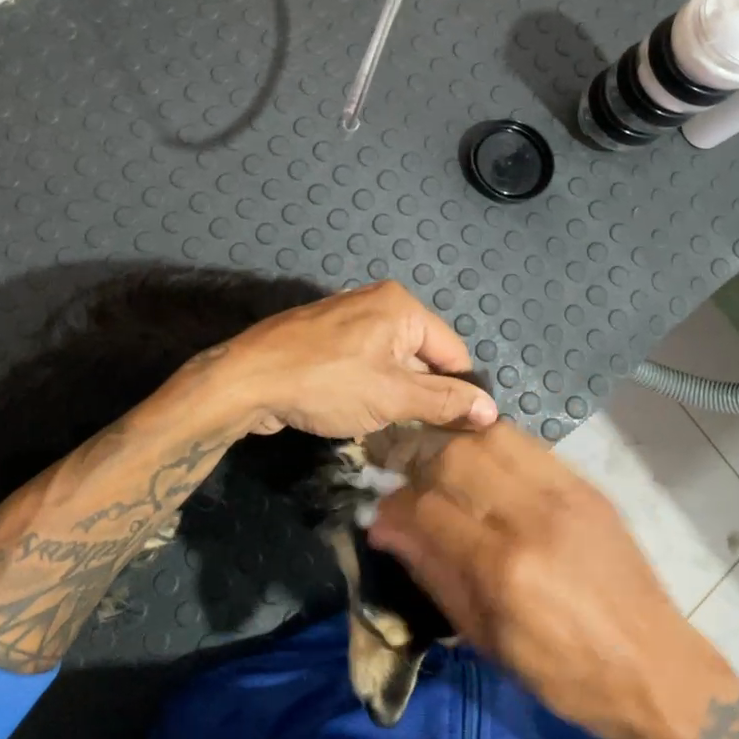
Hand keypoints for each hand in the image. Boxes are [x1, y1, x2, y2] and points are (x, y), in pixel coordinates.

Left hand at [180, 281, 498, 438]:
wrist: (247, 379)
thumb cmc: (327, 383)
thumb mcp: (392, 397)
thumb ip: (443, 402)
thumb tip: (491, 410)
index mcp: (400, 305)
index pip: (452, 352)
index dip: (458, 393)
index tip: (457, 431)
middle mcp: (376, 302)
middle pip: (420, 355)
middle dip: (421, 394)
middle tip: (420, 436)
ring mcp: (346, 318)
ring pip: (389, 363)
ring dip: (393, 395)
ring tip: (388, 429)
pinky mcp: (322, 337)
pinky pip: (361, 362)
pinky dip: (366, 387)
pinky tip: (357, 413)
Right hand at [366, 423, 738, 738]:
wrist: (655, 667)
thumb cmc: (565, 671)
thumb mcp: (487, 638)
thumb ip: (434, 573)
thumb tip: (385, 528)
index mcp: (504, 567)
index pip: (427, 508)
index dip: (393, 507)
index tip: (379, 513)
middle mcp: (532, 516)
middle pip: (453, 456)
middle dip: (415, 461)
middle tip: (403, 477)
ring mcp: (564, 492)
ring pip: (488, 435)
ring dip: (452, 442)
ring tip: (437, 462)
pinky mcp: (585, 484)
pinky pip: (525, 443)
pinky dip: (491, 444)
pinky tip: (480, 461)